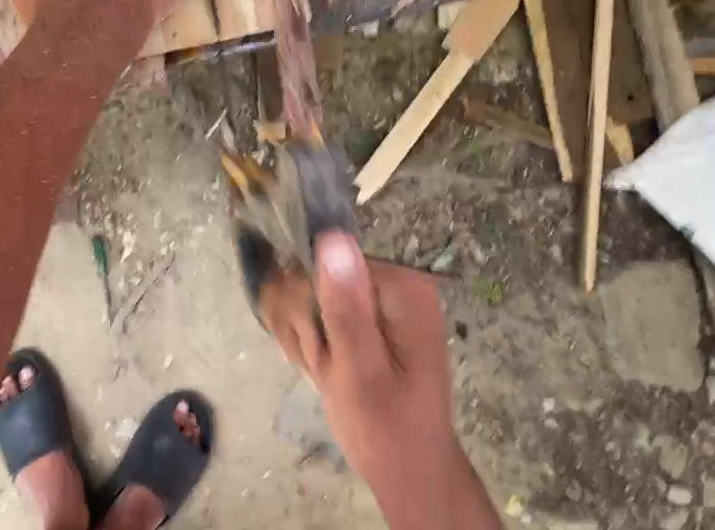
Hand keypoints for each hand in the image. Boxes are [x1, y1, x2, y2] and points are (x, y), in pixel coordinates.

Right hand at [260, 233, 499, 528]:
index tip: (322, 353)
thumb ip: (346, 308)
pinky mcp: (365, 314)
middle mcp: (392, 281)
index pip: (323, 266)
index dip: (310, 310)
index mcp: (402, 286)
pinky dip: (311, 344)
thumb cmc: (387, 430)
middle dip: (307, 327)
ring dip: (306, 339)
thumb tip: (333, 239)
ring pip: (306, 295)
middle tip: (328, 369)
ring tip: (329, 374)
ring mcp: (378, 297)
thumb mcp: (361, 372)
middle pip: (312, 277)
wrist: (408, 474)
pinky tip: (325, 371)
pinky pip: (315, 311)